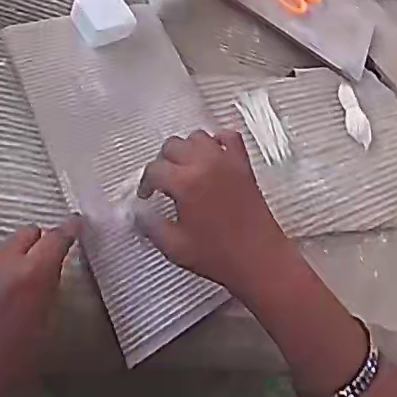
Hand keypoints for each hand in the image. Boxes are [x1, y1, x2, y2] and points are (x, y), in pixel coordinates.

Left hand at [0, 220, 79, 396]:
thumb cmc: (3, 383)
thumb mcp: (43, 338)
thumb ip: (48, 295)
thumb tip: (51, 275)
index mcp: (30, 277)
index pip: (57, 236)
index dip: (70, 231)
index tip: (77, 229)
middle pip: (26, 233)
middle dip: (37, 246)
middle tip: (42, 269)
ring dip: (7, 262)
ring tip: (5, 295)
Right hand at [134, 130, 301, 305]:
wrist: (259, 259)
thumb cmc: (219, 256)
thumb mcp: (174, 247)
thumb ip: (150, 226)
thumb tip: (138, 213)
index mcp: (185, 182)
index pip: (154, 169)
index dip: (145, 183)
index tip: (147, 194)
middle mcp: (204, 164)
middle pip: (172, 145)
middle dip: (162, 162)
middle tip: (162, 181)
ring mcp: (226, 161)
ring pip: (197, 136)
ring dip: (187, 149)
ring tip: (184, 168)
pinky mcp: (243, 164)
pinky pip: (229, 137)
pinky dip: (217, 141)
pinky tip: (212, 155)